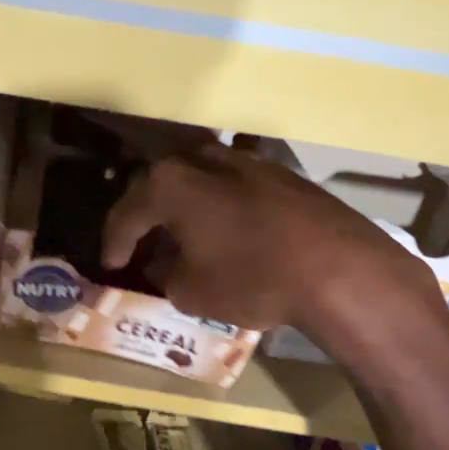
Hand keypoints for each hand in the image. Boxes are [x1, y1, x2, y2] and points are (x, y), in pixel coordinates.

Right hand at [99, 143, 448, 339]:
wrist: (338, 268)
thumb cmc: (251, 278)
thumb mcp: (191, 291)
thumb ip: (166, 273)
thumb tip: (166, 263)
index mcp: (169, 182)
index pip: (126, 213)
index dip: (114, 243)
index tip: (110, 265)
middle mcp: (203, 158)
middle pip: (160, 185)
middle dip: (146, 216)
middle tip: (140, 244)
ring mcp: (246, 159)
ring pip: (198, 180)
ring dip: (184, 207)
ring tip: (181, 236)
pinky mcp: (280, 172)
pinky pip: (232, 187)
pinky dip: (218, 208)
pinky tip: (224, 232)